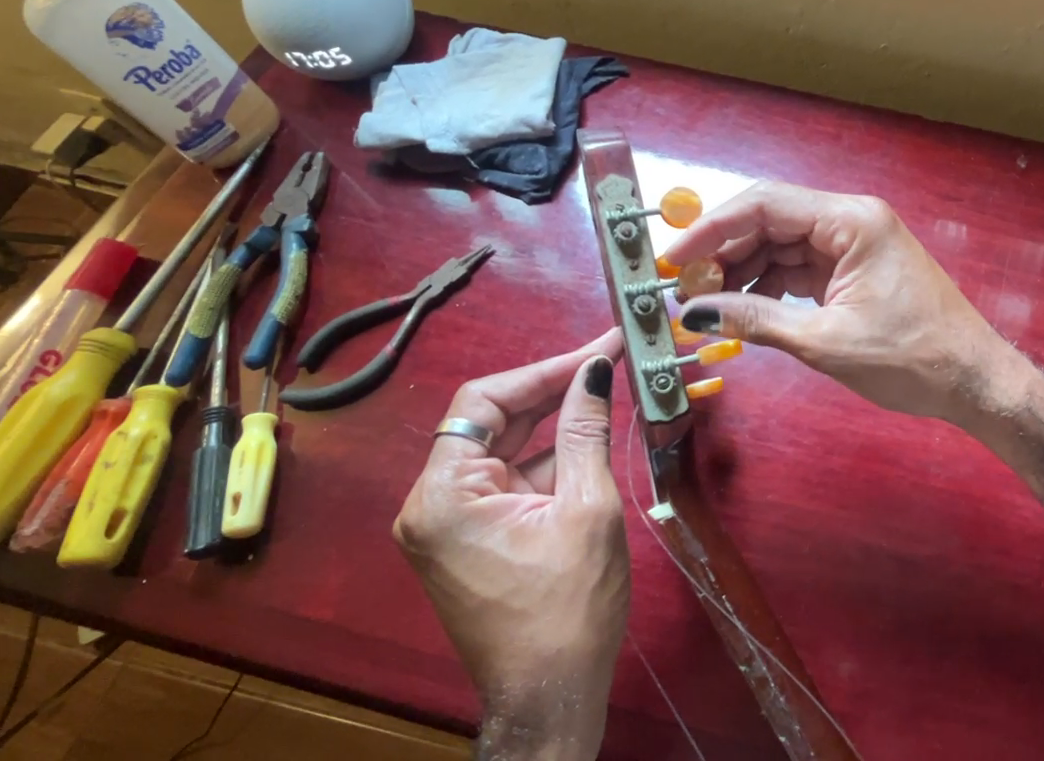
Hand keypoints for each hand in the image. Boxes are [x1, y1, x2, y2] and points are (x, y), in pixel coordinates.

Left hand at [393, 329, 627, 760]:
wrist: (553, 694)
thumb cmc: (570, 607)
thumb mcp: (587, 508)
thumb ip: (586, 431)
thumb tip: (596, 370)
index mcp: (444, 496)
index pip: (485, 401)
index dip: (545, 368)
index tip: (598, 348)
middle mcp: (433, 503)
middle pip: (494, 421)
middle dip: (554, 389)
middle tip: (610, 359)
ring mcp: (452, 521)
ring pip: (507, 448)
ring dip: (557, 421)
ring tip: (609, 388)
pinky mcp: (474, 535)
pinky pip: (513, 478)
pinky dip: (552, 457)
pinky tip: (592, 435)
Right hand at [662, 181, 1024, 422]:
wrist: (973, 381)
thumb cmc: (912, 358)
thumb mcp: (825, 340)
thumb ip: (756, 319)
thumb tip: (694, 311)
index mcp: (851, 220)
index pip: (764, 205)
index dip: (711, 228)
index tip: (671, 257)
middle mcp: (851, 220)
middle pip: (770, 221)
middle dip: (723, 252)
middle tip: (681, 288)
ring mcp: (854, 244)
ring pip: (781, 244)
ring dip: (742, 271)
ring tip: (704, 304)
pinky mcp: (854, 269)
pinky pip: (799, 266)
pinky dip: (768, 286)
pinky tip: (741, 308)